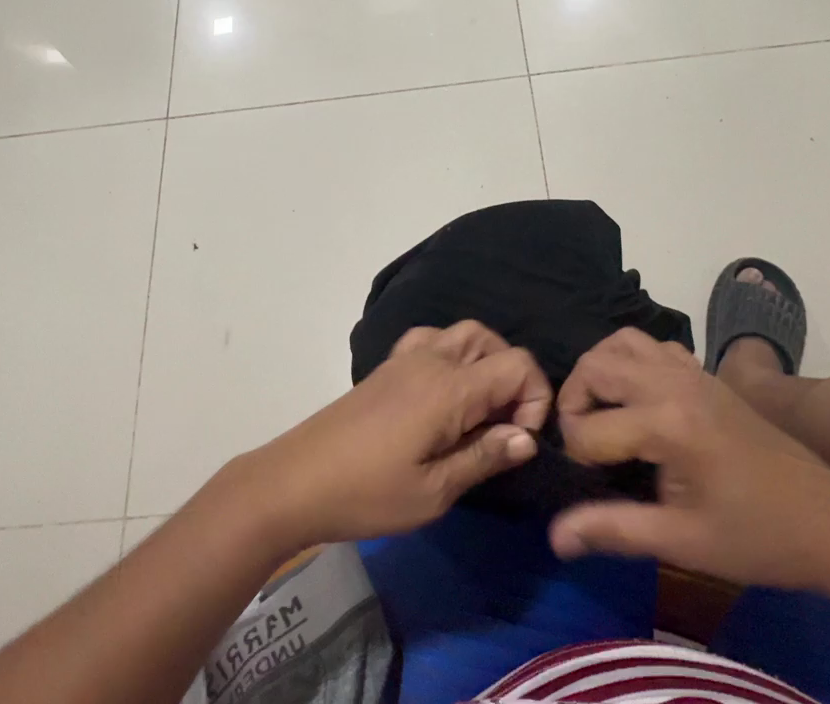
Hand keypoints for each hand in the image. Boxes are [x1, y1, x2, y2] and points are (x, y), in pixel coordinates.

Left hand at [228, 321, 550, 552]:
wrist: (293, 483)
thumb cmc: (367, 494)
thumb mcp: (433, 491)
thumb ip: (484, 457)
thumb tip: (526, 437)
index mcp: (449, 388)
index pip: (517, 365)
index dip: (535, 399)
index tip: (519, 440)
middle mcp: (430, 361)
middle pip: (491, 340)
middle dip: (512, 378)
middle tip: (502, 427)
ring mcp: (404, 361)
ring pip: (461, 335)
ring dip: (483, 362)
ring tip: (477, 412)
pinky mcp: (384, 371)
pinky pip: (430, 342)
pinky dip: (450, 357)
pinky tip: (442, 399)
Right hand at [549, 329, 829, 590]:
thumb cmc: (757, 538)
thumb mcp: (681, 541)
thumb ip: (612, 529)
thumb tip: (554, 536)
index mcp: (667, 423)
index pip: (589, 428)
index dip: (577, 459)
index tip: (587, 487)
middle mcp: (675, 384)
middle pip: (596, 366)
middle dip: (574, 402)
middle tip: (584, 447)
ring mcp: (695, 373)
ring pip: (623, 343)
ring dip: (600, 372)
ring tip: (603, 414)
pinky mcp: (710, 376)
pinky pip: (656, 346)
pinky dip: (633, 362)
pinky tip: (641, 402)